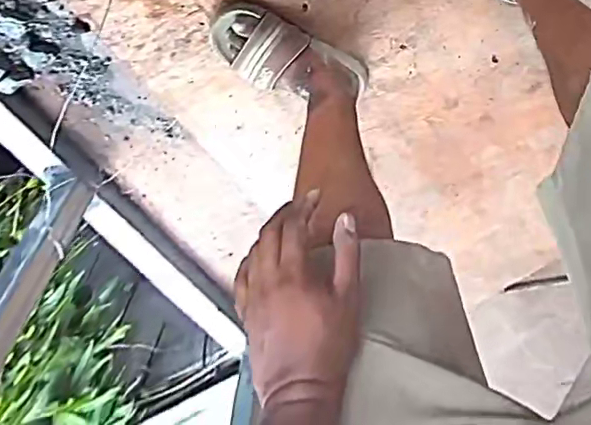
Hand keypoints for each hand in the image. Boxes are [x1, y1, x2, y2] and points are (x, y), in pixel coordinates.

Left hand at [234, 195, 361, 419]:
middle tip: (300, 205)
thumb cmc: (328, 347)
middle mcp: (267, 283)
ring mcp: (253, 300)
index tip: (315, 197)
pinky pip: (241, 277)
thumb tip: (345, 220)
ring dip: (268, 233)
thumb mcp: (349, 296)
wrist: (301, 392)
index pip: (293, 226)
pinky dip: (251, 259)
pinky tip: (259, 258)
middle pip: (268, 234)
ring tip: (284, 226)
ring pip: (253, 252)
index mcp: (293, 275)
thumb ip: (347, 252)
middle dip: (284, 213)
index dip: (304, 206)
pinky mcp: (246, 316)